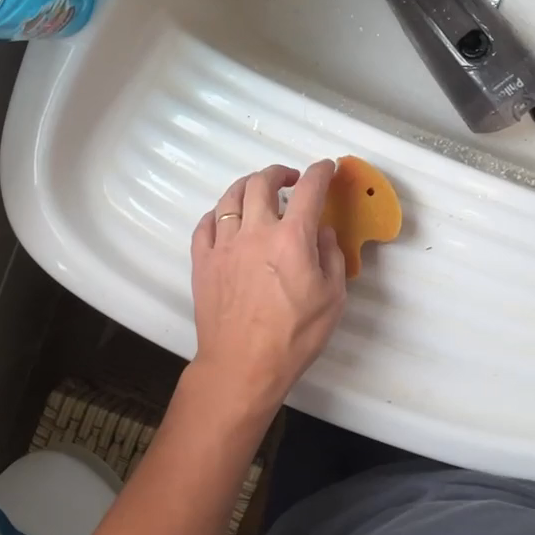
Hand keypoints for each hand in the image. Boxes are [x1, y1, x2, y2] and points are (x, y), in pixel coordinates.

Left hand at [187, 161, 347, 415]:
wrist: (242, 366)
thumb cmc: (294, 337)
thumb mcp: (332, 299)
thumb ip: (331, 257)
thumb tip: (323, 232)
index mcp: (292, 239)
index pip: (309, 190)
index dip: (320, 172)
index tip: (326, 168)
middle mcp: (255, 232)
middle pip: (262, 182)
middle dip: (279, 172)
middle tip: (290, 179)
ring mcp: (224, 245)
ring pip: (230, 197)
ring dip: (247, 185)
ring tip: (257, 190)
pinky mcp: (202, 261)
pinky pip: (206, 224)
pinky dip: (218, 213)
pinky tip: (226, 218)